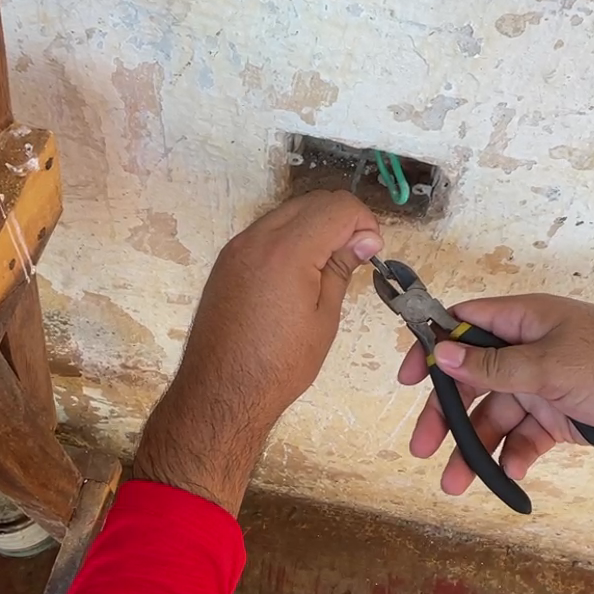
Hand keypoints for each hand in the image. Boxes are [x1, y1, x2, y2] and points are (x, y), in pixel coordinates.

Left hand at [133, 191, 381, 513]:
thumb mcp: (324, 317)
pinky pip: (267, 230)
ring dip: (316, 225)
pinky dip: (291, 236)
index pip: (338, 207)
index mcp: (287, 250)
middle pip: (313, 201)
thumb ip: (341, 267)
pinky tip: (300, 272)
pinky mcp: (227, 260)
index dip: (363, 222)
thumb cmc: (280, 364)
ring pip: (289, 211)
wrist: (222, 391)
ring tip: (328, 266)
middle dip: (342, 219)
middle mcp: (258, 237)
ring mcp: (237, 246)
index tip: (371, 250)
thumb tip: (364, 239)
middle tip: (356, 256)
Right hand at [397, 295, 593, 492]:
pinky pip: (523, 437)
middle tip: (422, 447)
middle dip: (446, 413)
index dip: (432, 347)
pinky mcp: (558, 418)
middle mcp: (528, 350)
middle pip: (471, 380)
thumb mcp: (550, 364)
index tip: (407, 378)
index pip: (464, 324)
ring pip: (494, 416)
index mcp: (525, 320)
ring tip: (456, 483)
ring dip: (474, 447)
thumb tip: (440, 351)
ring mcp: (542, 385)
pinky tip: (508, 477)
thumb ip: (492, 364)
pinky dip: (512, 456)